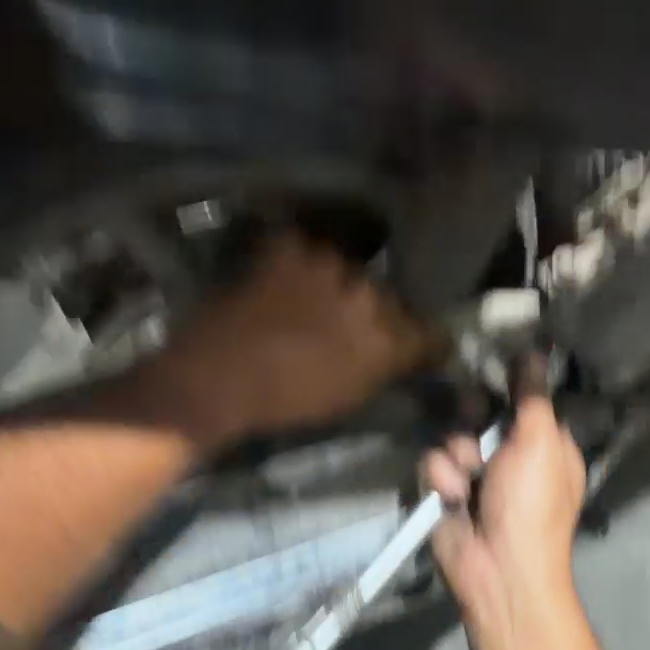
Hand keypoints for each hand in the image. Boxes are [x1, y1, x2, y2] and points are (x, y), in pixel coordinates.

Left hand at [163, 232, 433, 442]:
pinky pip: (301, 247)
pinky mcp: (288, 250)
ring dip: (336, 281)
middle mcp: (368, 295)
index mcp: (387, 339)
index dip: (426, 341)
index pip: (427, 333)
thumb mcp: (348, 397)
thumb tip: (398, 354)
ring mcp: (328, 267)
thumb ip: (382, 369)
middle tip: (352, 324)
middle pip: (386, 296)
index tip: (420, 347)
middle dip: (376, 309)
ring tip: (314, 297)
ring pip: (346, 268)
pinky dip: (294, 259)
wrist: (222, 378)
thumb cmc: (287, 402)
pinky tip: (283, 273)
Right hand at [421, 391, 586, 638]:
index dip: (509, 388)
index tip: (494, 370)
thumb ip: (533, 397)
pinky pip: (434, 464)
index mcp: (546, 446)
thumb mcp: (542, 443)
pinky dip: (442, 478)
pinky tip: (454, 497)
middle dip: (475, 419)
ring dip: (458, 454)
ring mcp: (477, 476)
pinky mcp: (446, 492)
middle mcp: (512, 457)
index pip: (523, 401)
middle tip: (477, 425)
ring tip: (468, 478)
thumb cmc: (532, 503)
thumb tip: (535, 353)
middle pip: (480, 413)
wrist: (498, 568)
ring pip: (453, 436)